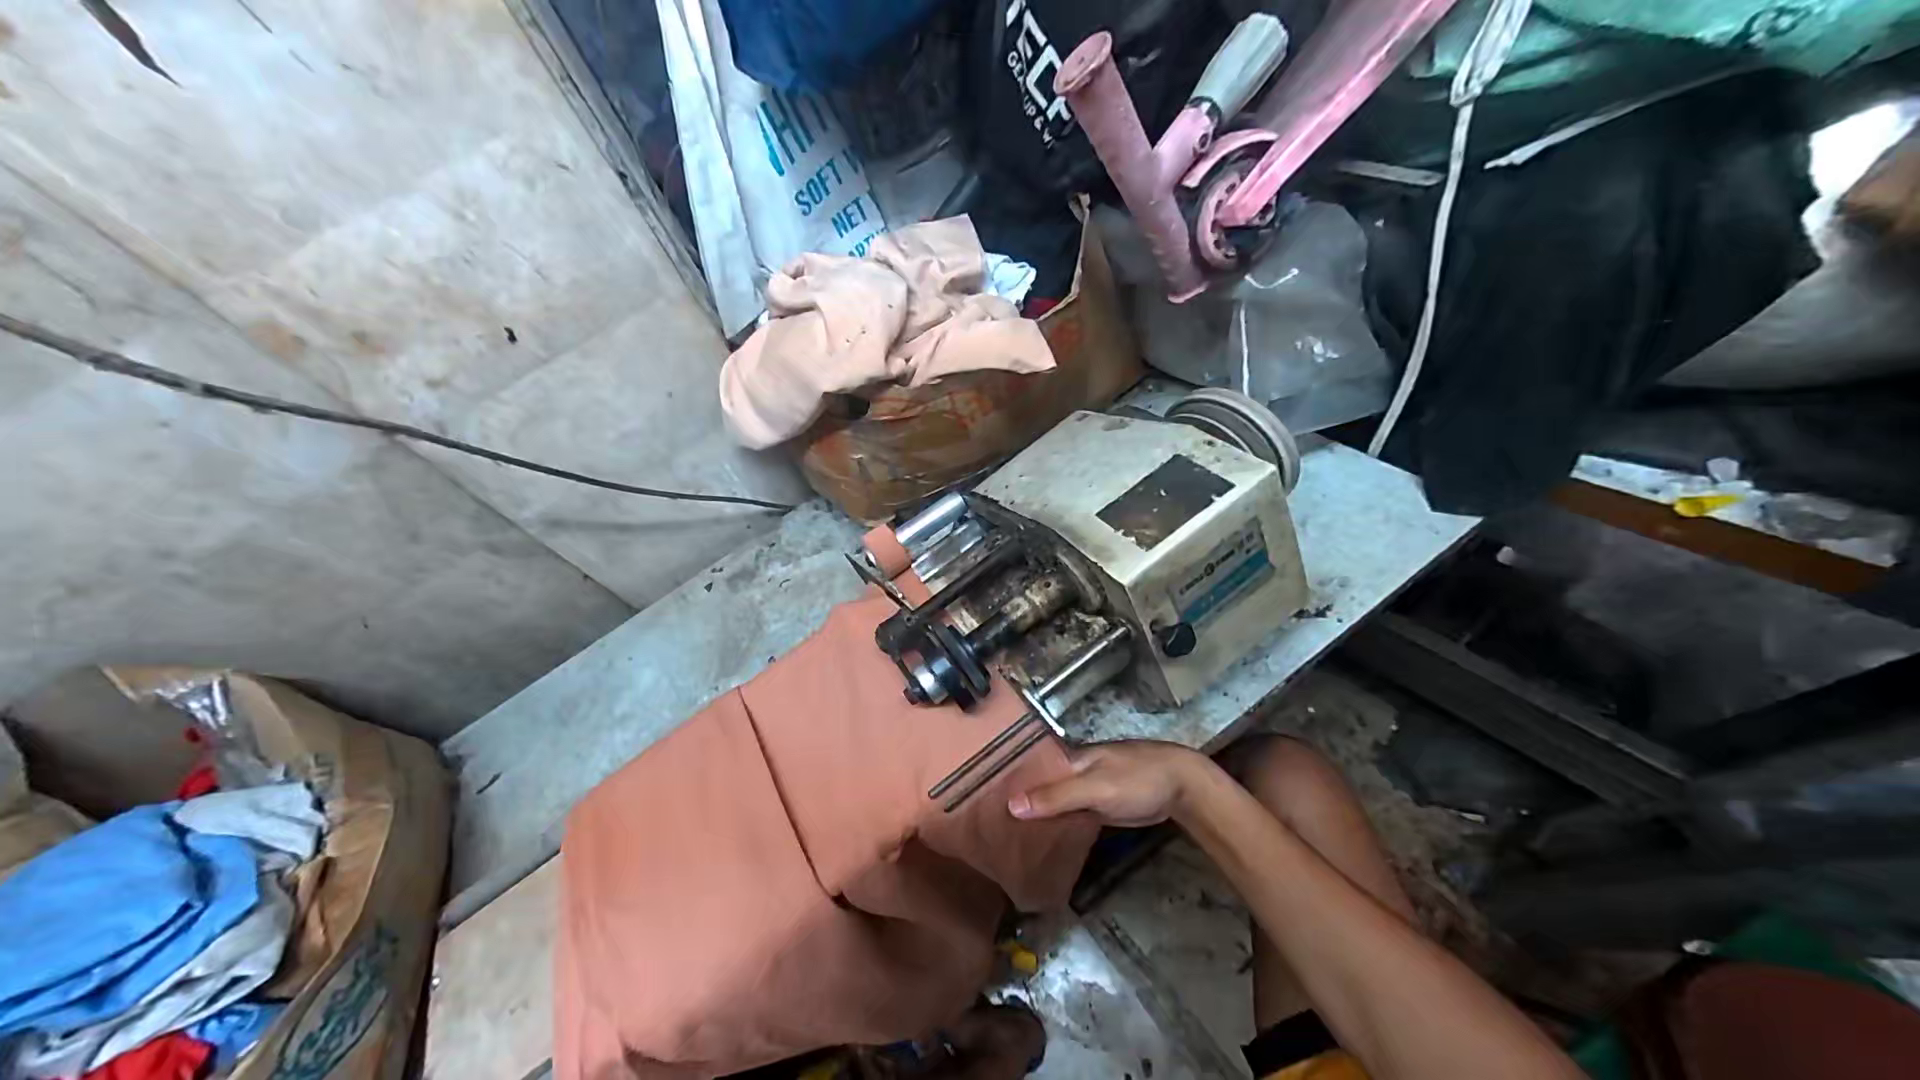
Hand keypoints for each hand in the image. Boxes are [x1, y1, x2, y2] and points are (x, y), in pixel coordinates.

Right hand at [1007, 740, 1213, 826]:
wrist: (1183, 788)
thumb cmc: (1137, 779)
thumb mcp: (1094, 787)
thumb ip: (1057, 796)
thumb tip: (1012, 805)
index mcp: (1070, 758)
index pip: (1030, 767)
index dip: (1008, 781)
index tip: (981, 799)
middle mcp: (1074, 771)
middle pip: (1041, 785)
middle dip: (1020, 800)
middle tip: (989, 824)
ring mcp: (1089, 789)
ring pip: (1055, 801)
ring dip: (1037, 815)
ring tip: (1007, 835)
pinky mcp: (1101, 807)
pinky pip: (1071, 814)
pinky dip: (1057, 824)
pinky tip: (1043, 840)